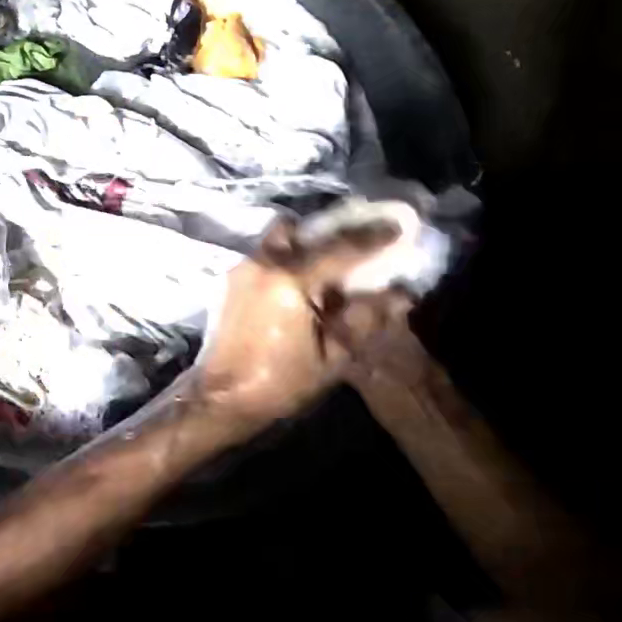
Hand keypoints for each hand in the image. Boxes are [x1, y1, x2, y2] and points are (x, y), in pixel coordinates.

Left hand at [195, 216, 399, 425]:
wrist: (223, 394)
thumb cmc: (280, 381)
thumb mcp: (333, 357)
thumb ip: (364, 319)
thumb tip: (399, 294)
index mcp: (289, 280)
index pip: (339, 249)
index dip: (372, 238)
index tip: (397, 226)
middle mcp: (262, 263)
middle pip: (300, 231)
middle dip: (332, 232)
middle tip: (360, 240)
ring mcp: (242, 268)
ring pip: (278, 239)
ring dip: (305, 243)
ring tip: (333, 260)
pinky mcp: (232, 279)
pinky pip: (265, 254)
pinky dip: (288, 256)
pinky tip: (305, 277)